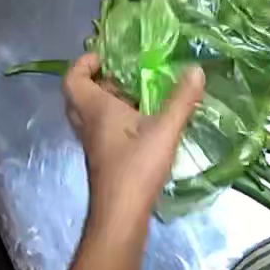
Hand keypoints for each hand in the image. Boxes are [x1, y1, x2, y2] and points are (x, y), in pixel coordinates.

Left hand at [63, 54, 204, 231]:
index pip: (73, 79)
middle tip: (123, 71)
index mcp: (96, 110)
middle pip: (80, 95)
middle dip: (98, 79)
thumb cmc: (136, 167)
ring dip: (109, 99)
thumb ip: (182, 99)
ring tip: (139, 91)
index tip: (105, 55)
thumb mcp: (165, 128)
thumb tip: (196, 69)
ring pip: (92, 113)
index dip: (83, 63)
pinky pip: (104, 128)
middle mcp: (90, 124)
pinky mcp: (105, 157)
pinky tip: (145, 120)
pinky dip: (118, 117)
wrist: (121, 214)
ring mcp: (95, 142)